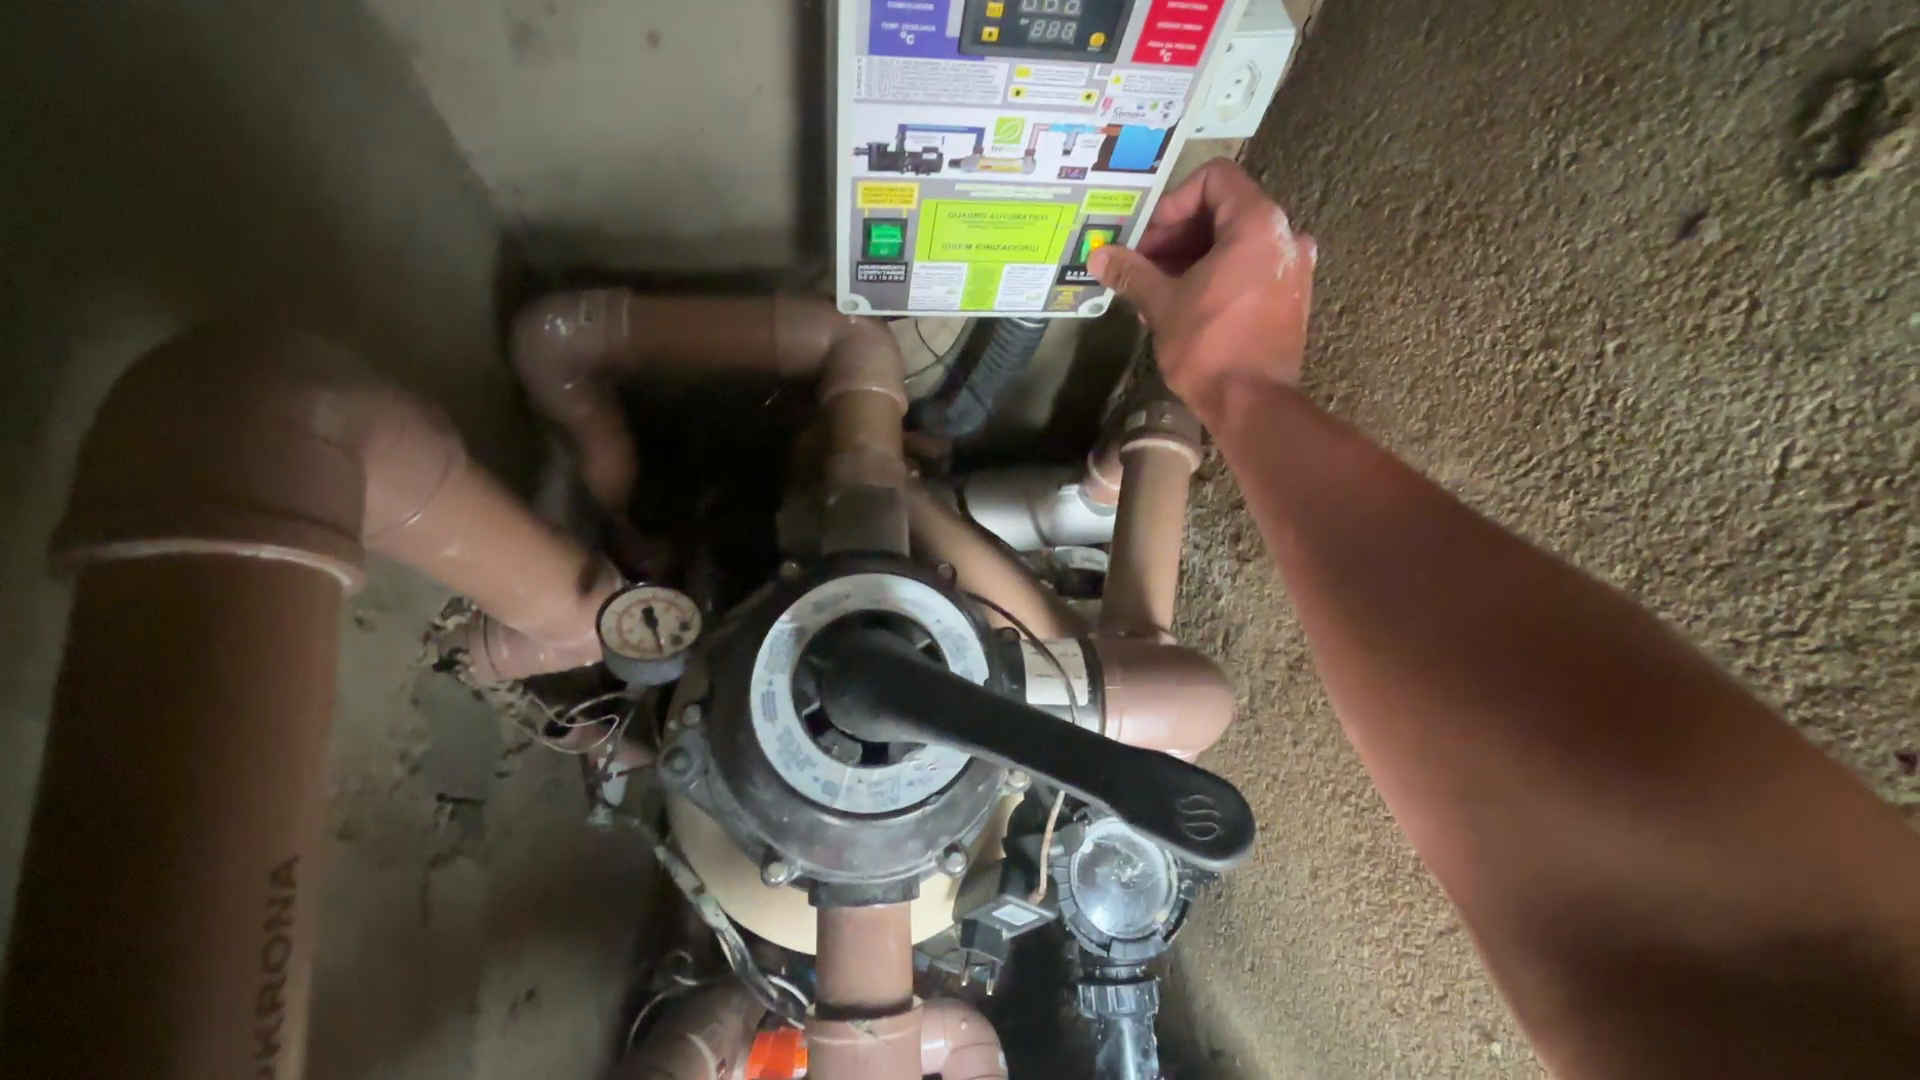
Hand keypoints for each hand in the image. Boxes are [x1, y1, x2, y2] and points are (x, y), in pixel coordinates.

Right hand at [1089, 158, 1316, 414]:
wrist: (1253, 403)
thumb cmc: (1209, 346)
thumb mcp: (1162, 304)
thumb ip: (1132, 272)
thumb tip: (1098, 256)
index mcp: (1258, 223)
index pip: (1216, 178)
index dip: (1174, 202)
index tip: (1150, 238)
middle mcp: (1286, 236)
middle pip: (1226, 209)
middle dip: (1179, 233)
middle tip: (1145, 264)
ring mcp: (1294, 268)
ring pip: (1237, 242)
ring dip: (1195, 256)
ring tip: (1159, 288)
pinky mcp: (1292, 299)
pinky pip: (1251, 269)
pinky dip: (1219, 275)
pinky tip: (1187, 305)